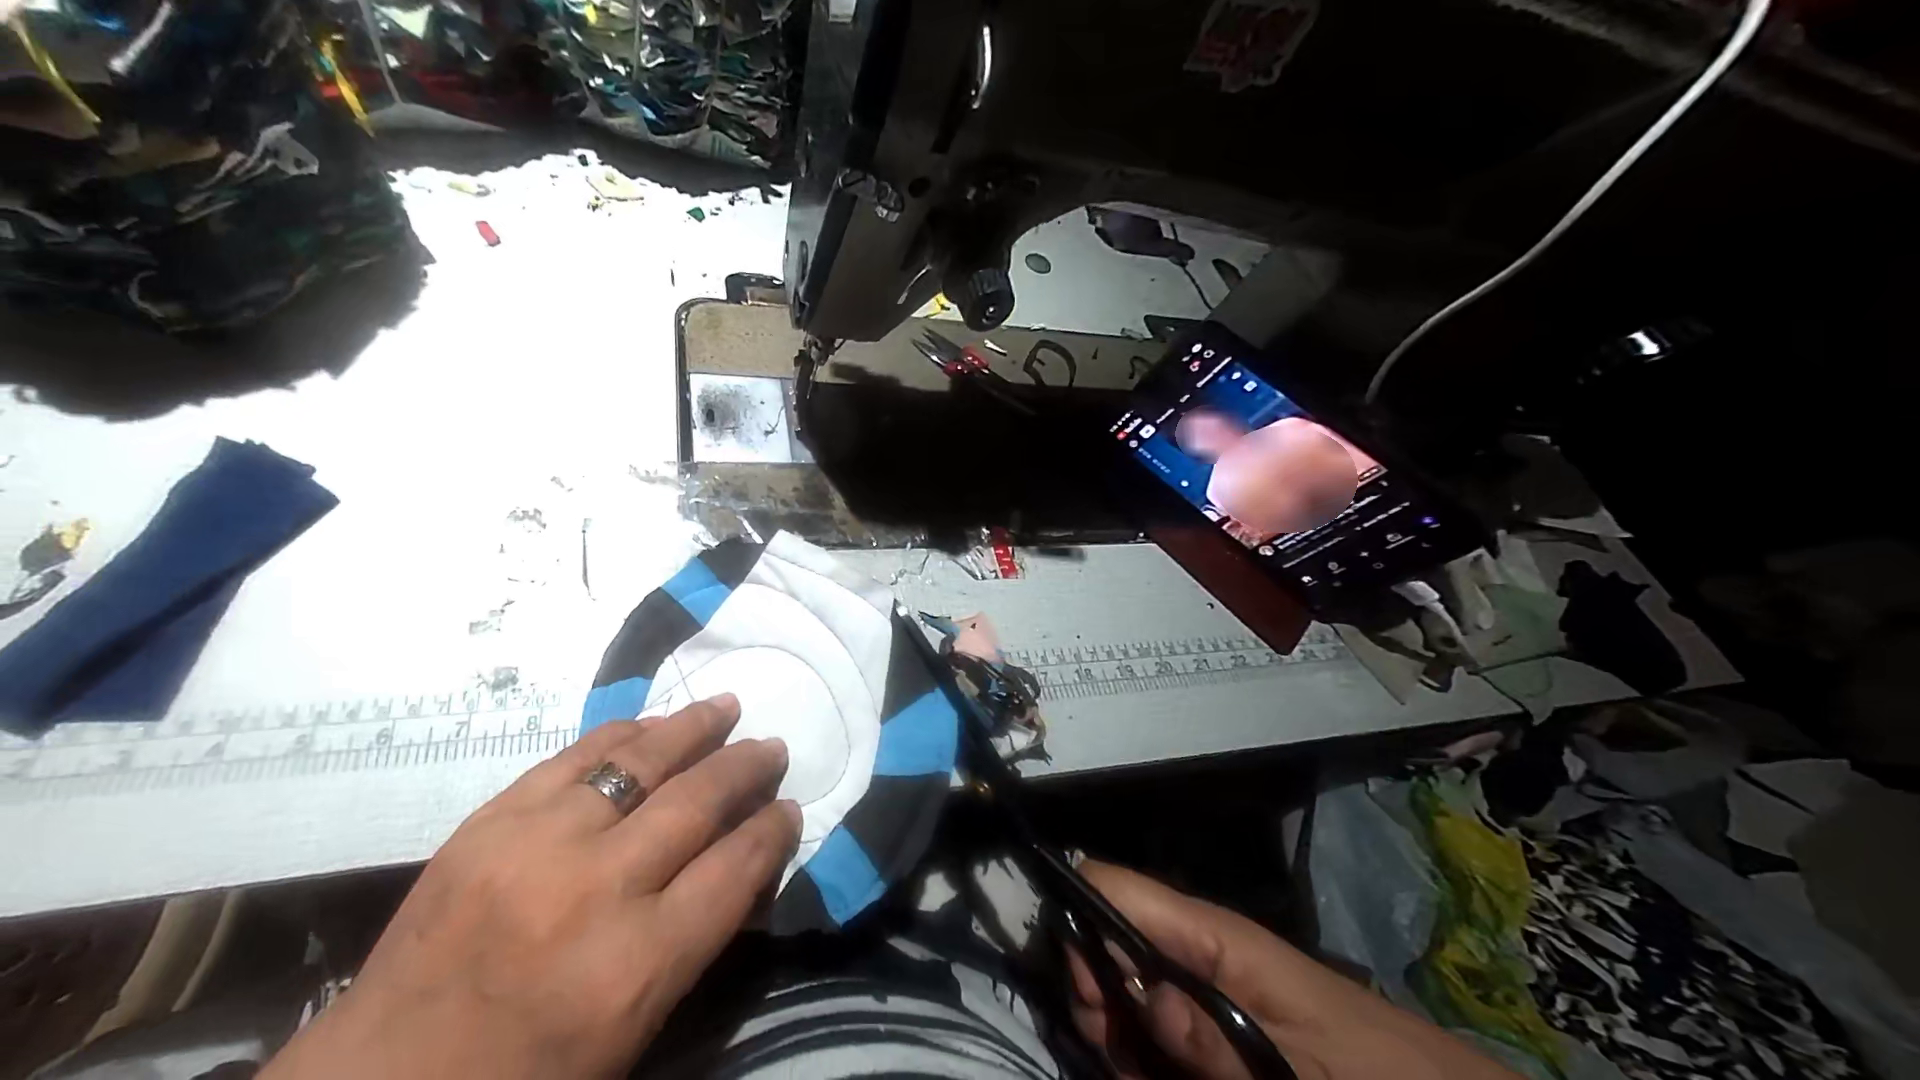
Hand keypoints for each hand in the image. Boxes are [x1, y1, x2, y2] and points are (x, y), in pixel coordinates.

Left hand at [261, 695, 798, 1079]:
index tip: (790, 807)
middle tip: (773, 747)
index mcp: (638, 962)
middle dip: (747, 766)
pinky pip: (575, 757)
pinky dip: (624, 734)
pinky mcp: (489, 822)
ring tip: (726, 707)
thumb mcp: (638, 1025)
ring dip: (694, 728)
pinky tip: (652, 725)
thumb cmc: (530, 1071)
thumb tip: (745, 853)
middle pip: (699, 801)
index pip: (737, 866)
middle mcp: (595, 891)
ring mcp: (536, 846)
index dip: (774, 829)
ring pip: (641, 762)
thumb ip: (699, 932)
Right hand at [1069, 860, 1520, 1079]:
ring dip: (1116, 1031)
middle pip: (1104, 939)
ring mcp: (1200, 979)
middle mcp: (1194, 945)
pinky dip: (1141, 1052)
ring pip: (1120, 985)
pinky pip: (1151, 1020)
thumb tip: (1144, 992)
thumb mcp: (1299, 1073)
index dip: (1079, 921)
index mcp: (1211, 935)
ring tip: (1144, 1073)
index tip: (1085, 993)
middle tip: (1116, 1052)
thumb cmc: (1370, 1071)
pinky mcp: (1209, 1012)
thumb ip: (1219, 1040)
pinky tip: (1158, 1075)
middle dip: (1094, 993)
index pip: (1112, 885)